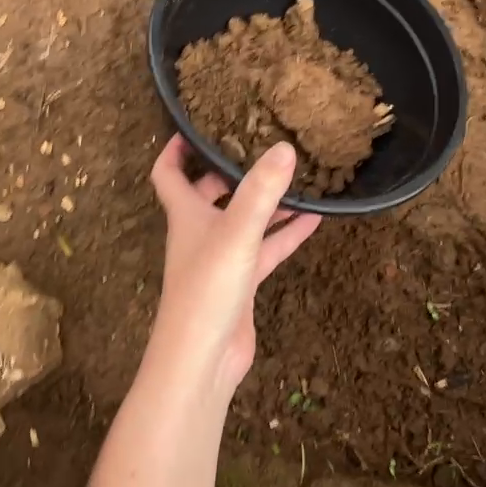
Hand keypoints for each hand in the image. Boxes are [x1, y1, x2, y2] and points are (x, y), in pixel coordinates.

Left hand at [148, 135, 321, 398]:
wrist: (202, 362)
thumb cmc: (206, 290)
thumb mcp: (236, 232)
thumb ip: (261, 191)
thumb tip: (285, 147)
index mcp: (186, 214)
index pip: (169, 173)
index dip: (176, 148)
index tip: (196, 124)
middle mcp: (200, 232)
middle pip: (211, 192)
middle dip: (231, 169)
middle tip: (260, 142)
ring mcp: (222, 259)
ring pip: (245, 219)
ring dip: (267, 200)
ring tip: (298, 175)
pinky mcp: (242, 283)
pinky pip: (267, 248)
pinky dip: (287, 233)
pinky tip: (316, 219)